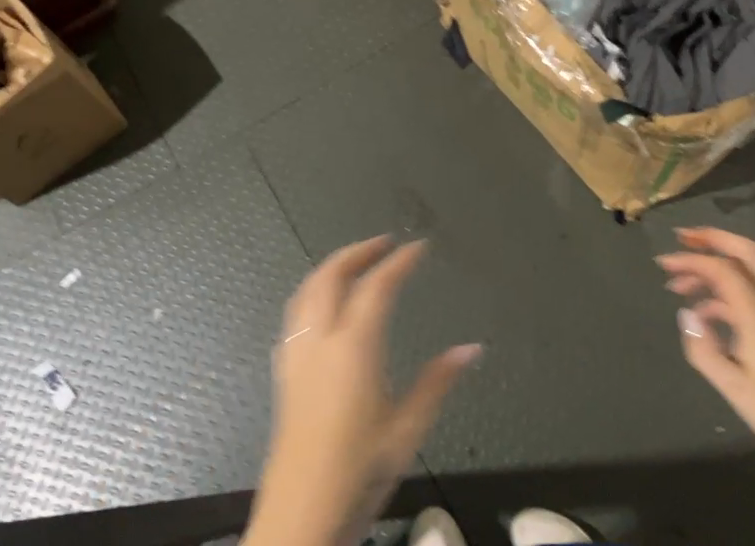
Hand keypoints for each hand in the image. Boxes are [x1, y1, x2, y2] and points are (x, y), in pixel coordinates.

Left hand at [245, 236, 480, 545]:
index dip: (399, 262)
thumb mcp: (407, 430)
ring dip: (331, 267)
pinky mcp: (283, 373)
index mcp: (353, 348)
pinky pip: (294, 313)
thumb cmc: (358, 470)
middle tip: (384, 242)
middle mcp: (319, 341)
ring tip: (354, 263)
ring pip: (306, 290)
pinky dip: (312, 291)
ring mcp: (295, 355)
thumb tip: (472, 349)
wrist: (300, 512)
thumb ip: (437, 383)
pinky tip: (323, 306)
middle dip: (357, 251)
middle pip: (330, 276)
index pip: (377, 287)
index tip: (419, 247)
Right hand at [659, 227, 754, 449]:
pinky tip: (700, 313)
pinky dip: (720, 292)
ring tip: (678, 283)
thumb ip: (703, 346)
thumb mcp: (729, 383)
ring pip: (745, 273)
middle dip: (715, 239)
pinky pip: (745, 296)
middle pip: (747, 254)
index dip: (692, 260)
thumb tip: (685, 312)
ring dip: (713, 267)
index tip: (663, 264)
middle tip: (682, 238)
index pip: (723, 269)